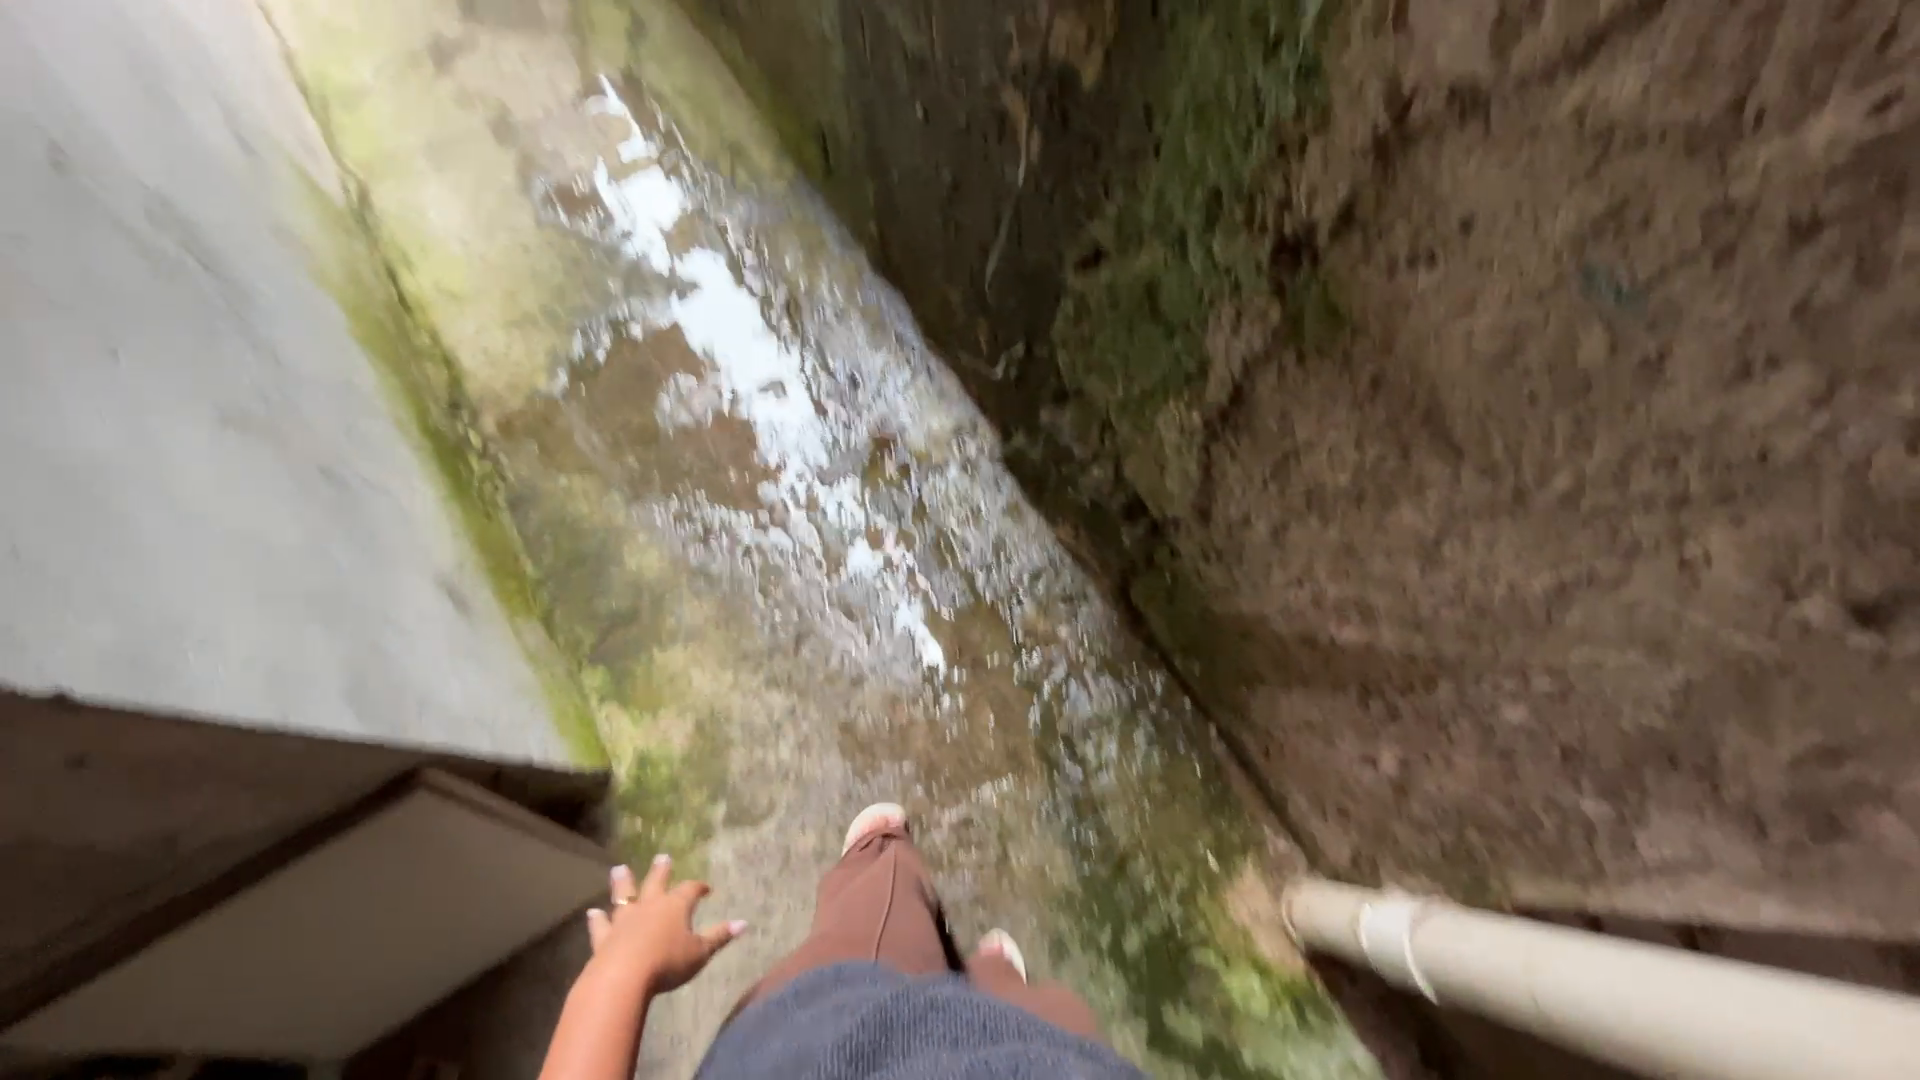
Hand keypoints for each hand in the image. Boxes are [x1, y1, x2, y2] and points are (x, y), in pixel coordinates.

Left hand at [583, 856, 745, 994]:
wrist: (623, 978)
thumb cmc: (667, 963)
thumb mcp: (700, 952)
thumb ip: (719, 936)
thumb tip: (744, 923)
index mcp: (675, 906)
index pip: (690, 889)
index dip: (698, 887)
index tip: (705, 889)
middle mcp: (650, 906)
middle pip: (656, 883)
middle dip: (661, 871)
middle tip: (662, 858)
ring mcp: (625, 920)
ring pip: (624, 896)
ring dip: (623, 883)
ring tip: (619, 869)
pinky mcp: (604, 938)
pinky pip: (601, 925)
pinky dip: (597, 919)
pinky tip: (593, 913)